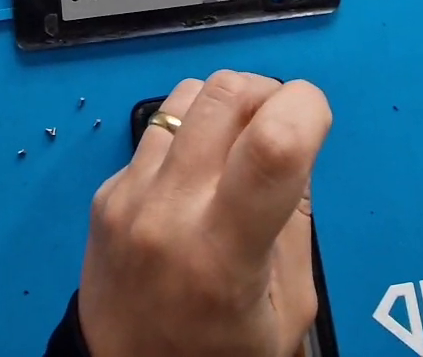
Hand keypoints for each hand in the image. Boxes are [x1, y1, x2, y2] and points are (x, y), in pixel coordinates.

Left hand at [78, 71, 331, 356]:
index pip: (270, 147)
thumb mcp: (289, 307)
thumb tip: (299, 138)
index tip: (316, 119)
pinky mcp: (106, 188)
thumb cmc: (220, 354)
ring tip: (238, 144)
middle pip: (226, 93)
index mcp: (224, 255)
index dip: (305, 109)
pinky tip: (196, 174)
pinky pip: (159, 126)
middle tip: (280, 125)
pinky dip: (191, 132)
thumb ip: (297, 217)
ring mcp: (129, 195)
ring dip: (227, 104)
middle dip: (268, 92)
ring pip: (190, 93)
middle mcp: (169, 213)